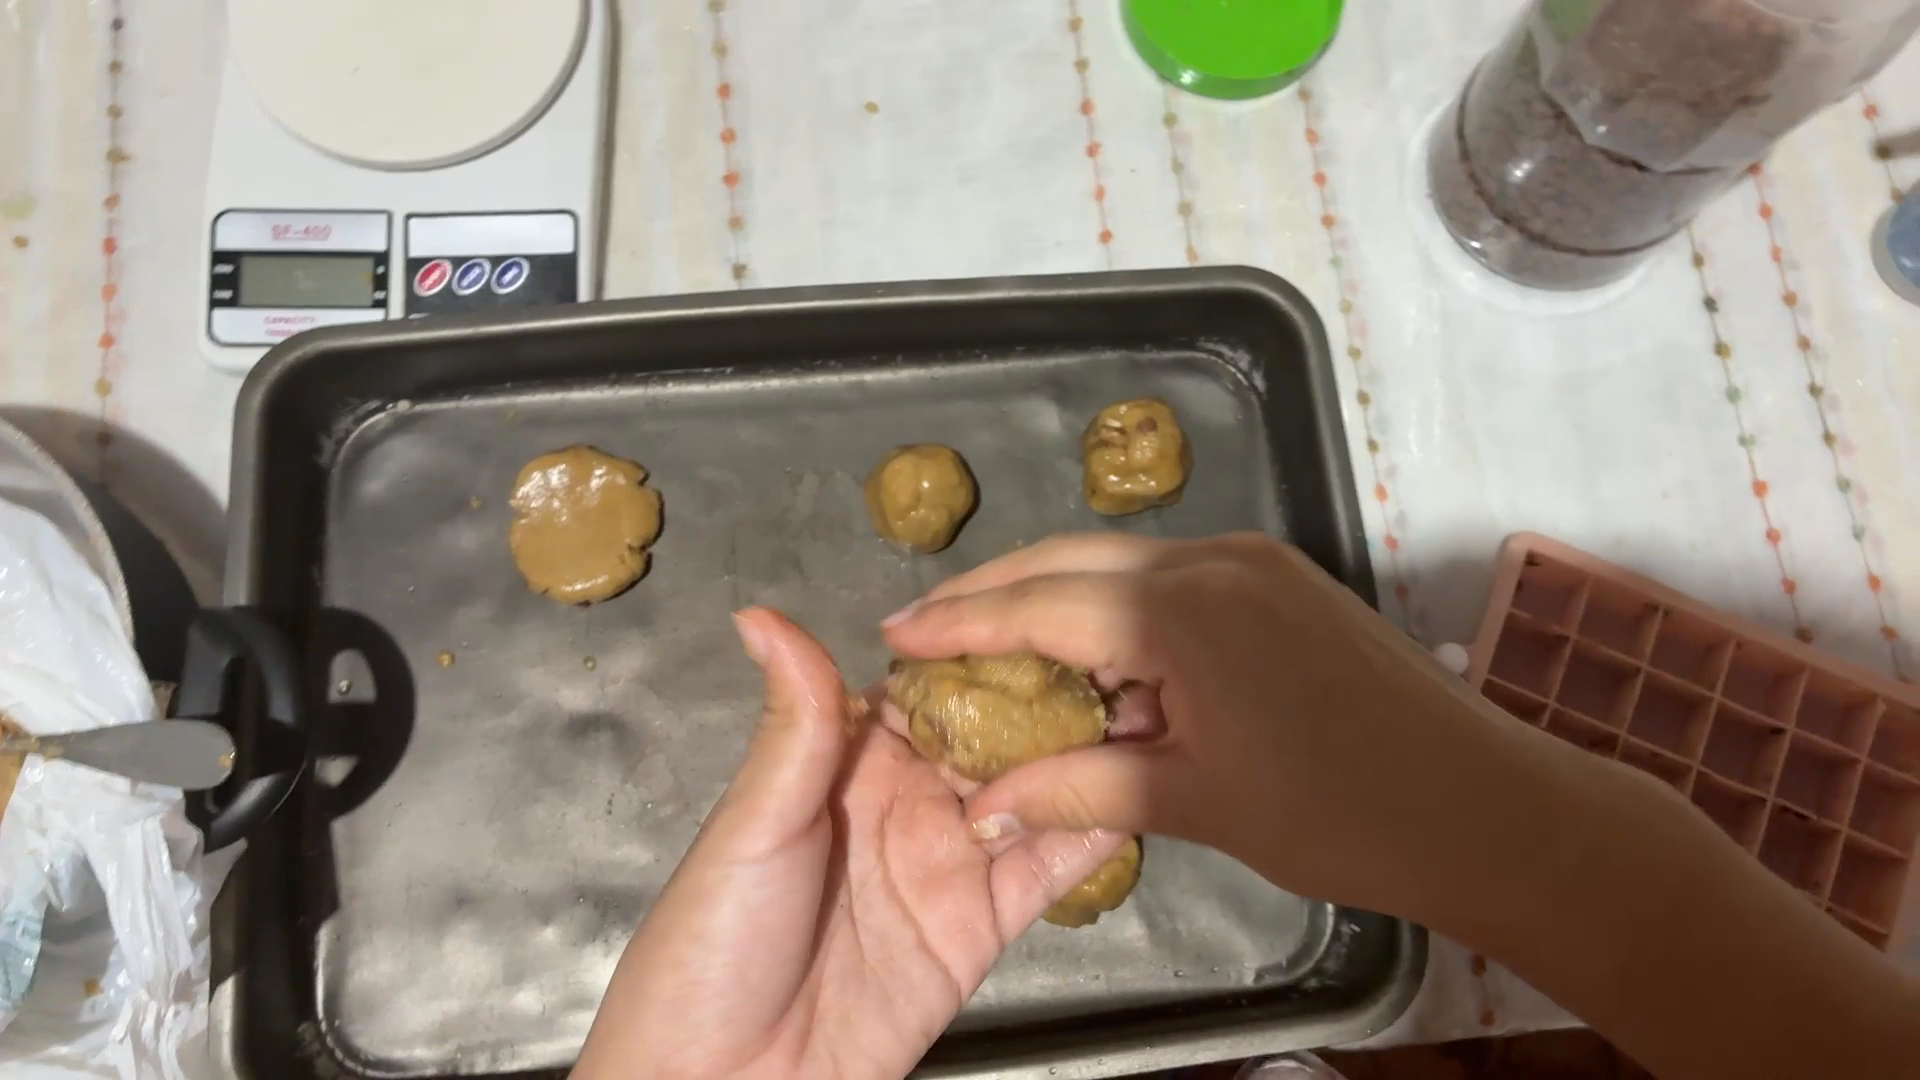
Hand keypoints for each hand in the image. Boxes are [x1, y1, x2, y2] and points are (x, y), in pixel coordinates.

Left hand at [572, 608, 1121, 1079]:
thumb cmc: (721, 934)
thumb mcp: (756, 819)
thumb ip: (795, 720)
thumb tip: (762, 613)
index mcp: (858, 755)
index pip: (935, 685)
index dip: (986, 647)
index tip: (1047, 610)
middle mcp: (915, 793)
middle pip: (995, 731)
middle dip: (1051, 698)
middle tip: (1121, 658)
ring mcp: (955, 855)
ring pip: (1032, 790)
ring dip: (1083, 756)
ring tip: (1149, 713)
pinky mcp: (984, 920)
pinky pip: (1046, 869)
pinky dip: (1090, 832)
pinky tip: (1136, 794)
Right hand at [881, 532, 1530, 918]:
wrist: (1492, 807)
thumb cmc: (1338, 814)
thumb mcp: (1191, 800)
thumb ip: (1075, 789)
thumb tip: (980, 808)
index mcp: (1179, 609)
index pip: (1037, 605)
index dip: (957, 621)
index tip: (894, 630)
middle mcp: (1207, 558)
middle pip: (1065, 560)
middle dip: (988, 592)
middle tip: (924, 623)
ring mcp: (1244, 557)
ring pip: (1112, 562)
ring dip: (1048, 595)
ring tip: (989, 638)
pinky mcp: (1271, 572)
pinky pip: (1161, 576)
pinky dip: (1108, 605)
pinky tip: (1088, 648)